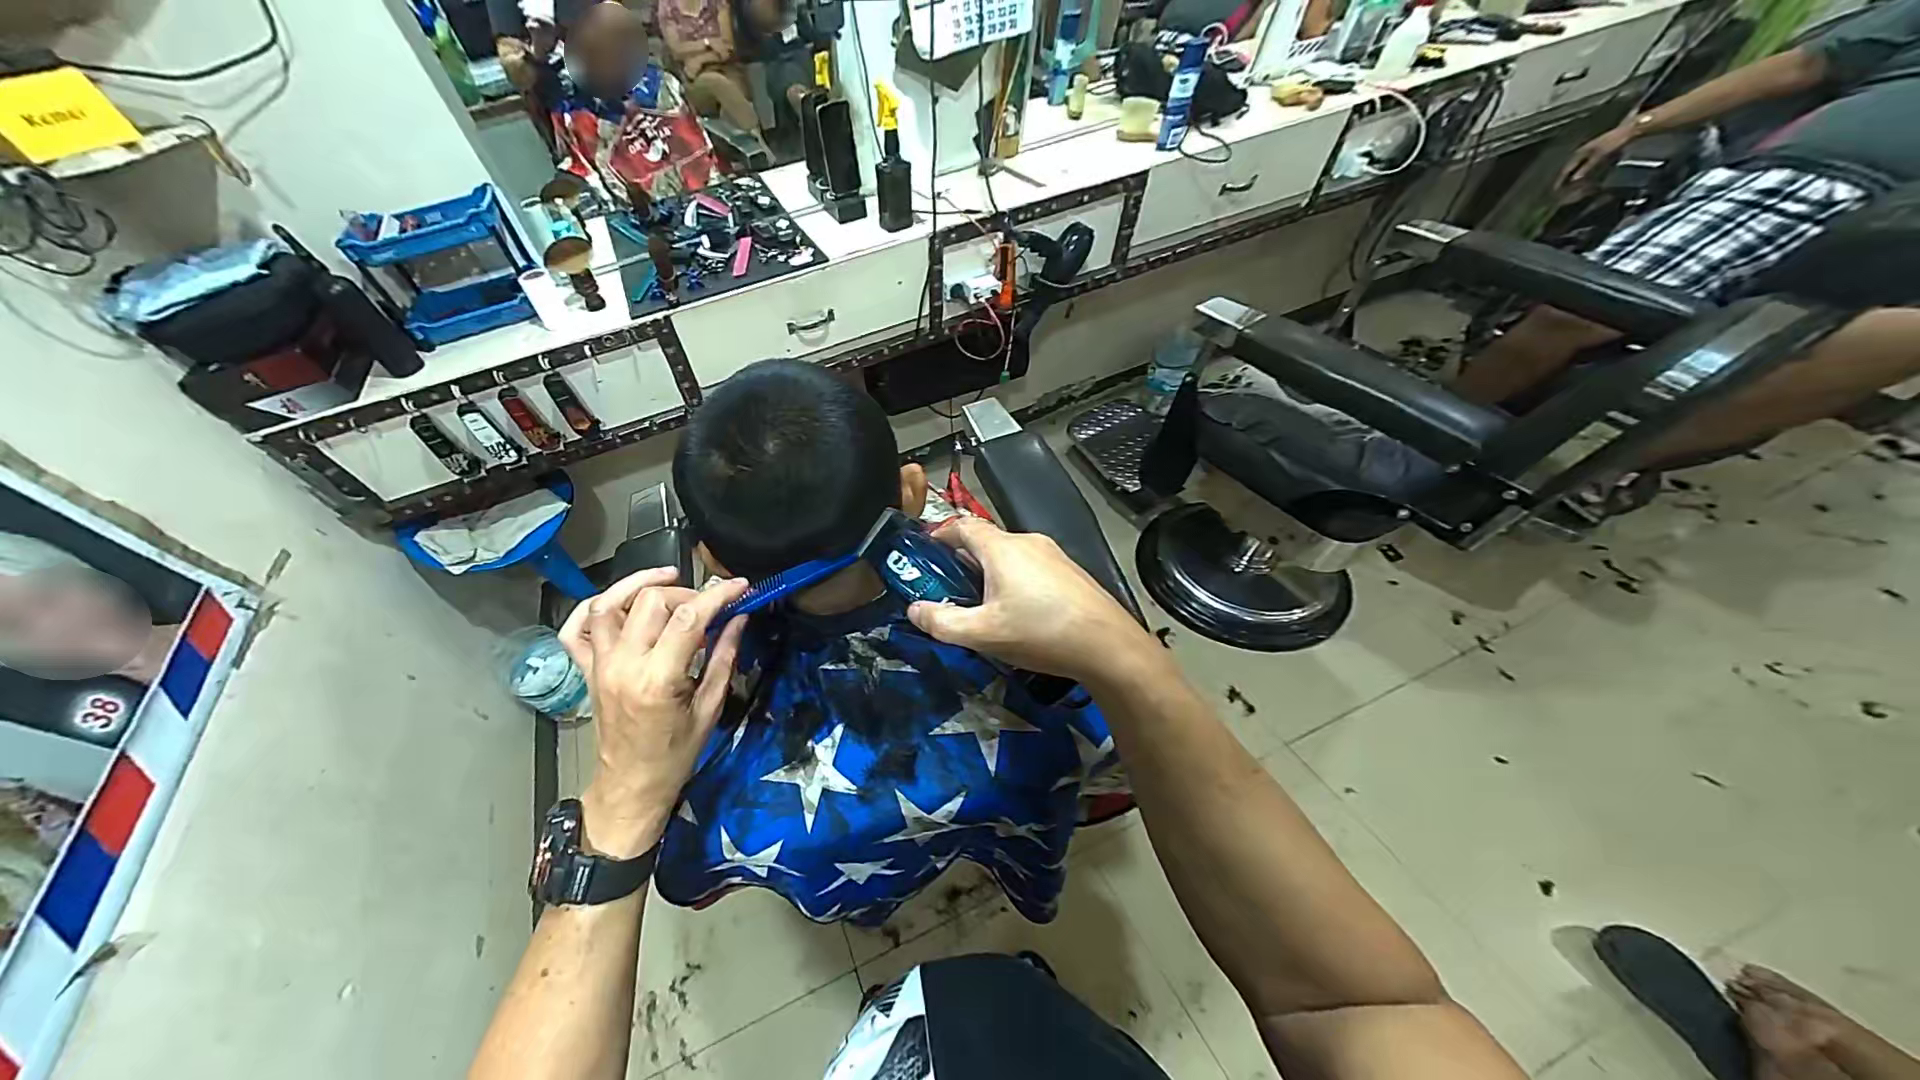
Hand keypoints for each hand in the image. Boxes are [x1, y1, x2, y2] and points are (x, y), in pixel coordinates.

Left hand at [558, 569, 748, 856]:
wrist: (632, 784)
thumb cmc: (676, 753)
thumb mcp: (710, 707)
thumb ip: (724, 657)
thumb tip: (738, 618)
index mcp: (658, 679)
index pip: (689, 617)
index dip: (718, 595)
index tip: (739, 587)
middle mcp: (623, 665)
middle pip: (650, 602)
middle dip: (686, 593)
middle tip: (709, 604)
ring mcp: (599, 665)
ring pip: (609, 604)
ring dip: (639, 584)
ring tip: (668, 579)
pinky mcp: (586, 670)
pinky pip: (576, 628)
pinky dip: (594, 606)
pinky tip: (620, 600)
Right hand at [905, 518, 1161, 686]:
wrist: (1108, 646)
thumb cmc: (1041, 632)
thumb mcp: (982, 633)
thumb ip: (942, 621)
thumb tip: (915, 610)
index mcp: (1002, 548)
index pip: (962, 526)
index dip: (939, 535)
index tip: (924, 552)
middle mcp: (1028, 542)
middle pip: (986, 541)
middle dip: (962, 561)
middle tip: (948, 588)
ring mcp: (1054, 555)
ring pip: (1010, 556)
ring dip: (989, 572)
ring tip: (981, 604)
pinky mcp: (1070, 572)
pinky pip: (1032, 567)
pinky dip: (1014, 580)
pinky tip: (1018, 611)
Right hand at [1558, 123, 1635, 189]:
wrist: (1631, 129)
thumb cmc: (1613, 142)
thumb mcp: (1599, 156)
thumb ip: (1586, 169)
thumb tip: (1573, 180)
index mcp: (1579, 152)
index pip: (1565, 169)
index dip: (1560, 180)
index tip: (1555, 191)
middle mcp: (1582, 151)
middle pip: (1570, 167)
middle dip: (1565, 178)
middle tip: (1561, 189)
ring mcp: (1590, 150)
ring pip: (1577, 165)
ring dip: (1573, 174)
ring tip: (1570, 184)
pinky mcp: (1597, 150)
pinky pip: (1584, 163)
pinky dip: (1582, 170)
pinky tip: (1584, 175)